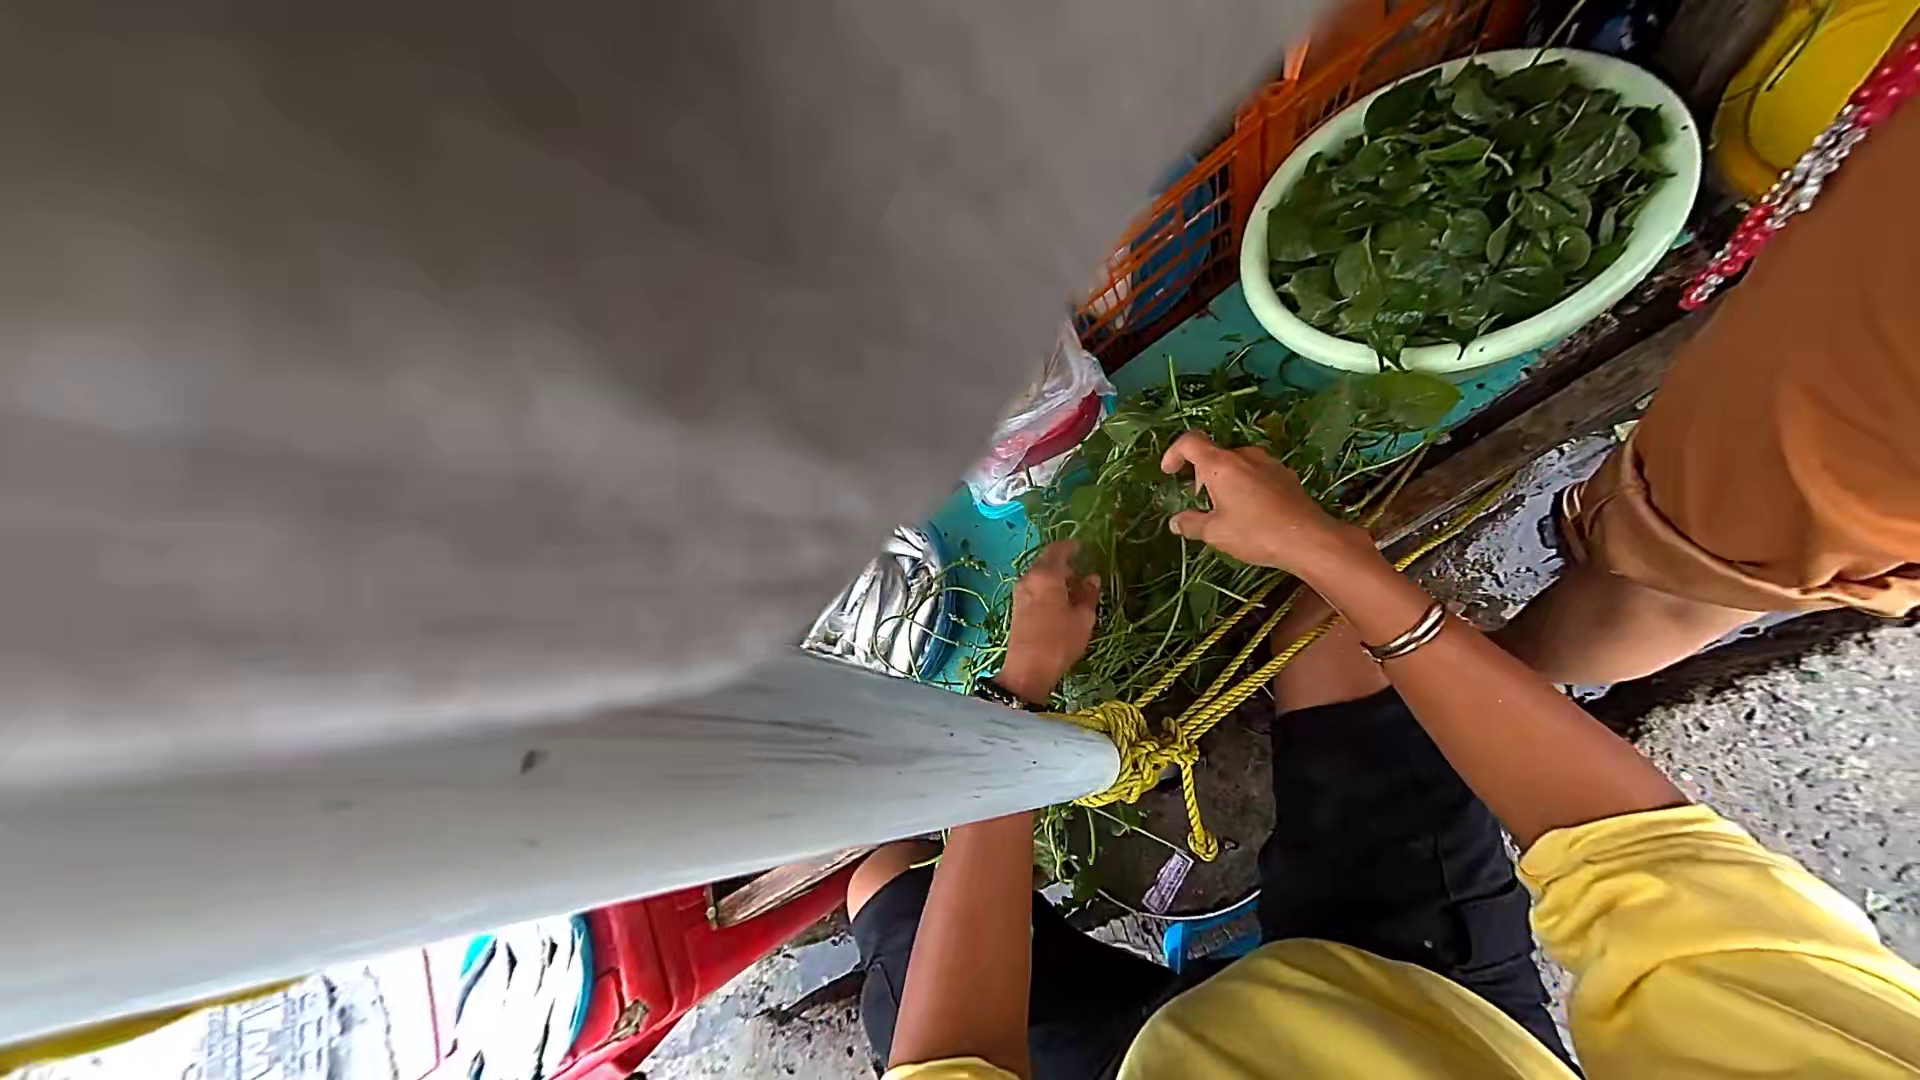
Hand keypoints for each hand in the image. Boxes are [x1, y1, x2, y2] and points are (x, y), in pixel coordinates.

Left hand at [997, 540, 1099, 702]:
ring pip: (1040, 576)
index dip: (1072, 546)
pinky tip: (1061, 604)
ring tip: (1075, 594)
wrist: (1027, 669)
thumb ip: (1088, 594)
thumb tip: (1092, 577)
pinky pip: (1035, 588)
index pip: (1058, 549)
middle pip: (1047, 562)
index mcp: (1045, 575)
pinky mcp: (1016, 606)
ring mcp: (1020, 592)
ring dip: (1057, 579)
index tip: (1083, 548)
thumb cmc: (1060, 641)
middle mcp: (1029, 578)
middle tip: (1084, 578)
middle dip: (1066, 566)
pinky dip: (1048, 588)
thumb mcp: (1083, 618)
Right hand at [1159, 431, 1364, 576]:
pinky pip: (1255, 471)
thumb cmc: (1255, 532)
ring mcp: (1268, 462)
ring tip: (1224, 507)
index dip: (1173, 453)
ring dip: (1223, 479)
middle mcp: (1244, 455)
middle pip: (1213, 454)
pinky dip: (1244, 484)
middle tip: (1199, 500)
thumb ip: (1191, 524)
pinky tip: (1250, 510)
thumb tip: (1176, 522)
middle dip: (1200, 474)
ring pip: (1236, 463)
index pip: (1189, 442)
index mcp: (1220, 465)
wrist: (1309, 538)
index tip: (1169, 472)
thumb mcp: (1215, 533)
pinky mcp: (1285, 474)